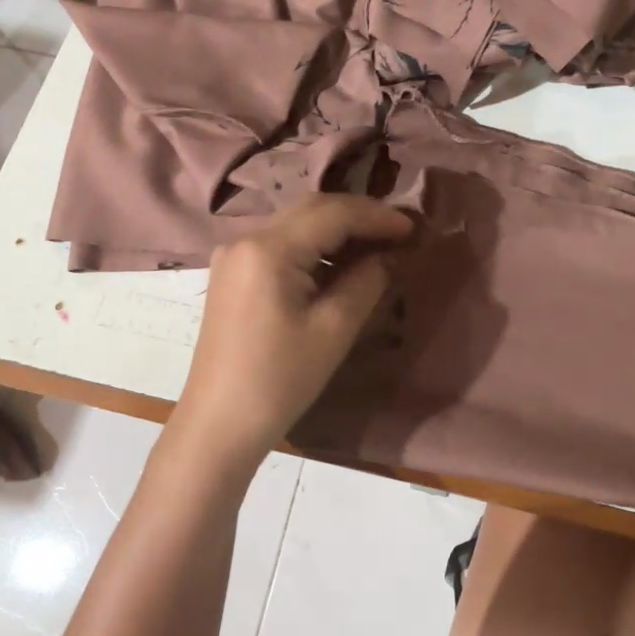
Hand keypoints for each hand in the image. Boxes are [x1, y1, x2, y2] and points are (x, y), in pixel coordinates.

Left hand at [174, 194, 413, 456]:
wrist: (220, 424)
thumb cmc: (280, 380)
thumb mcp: (334, 329)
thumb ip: (366, 281)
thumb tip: (389, 255)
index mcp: (269, 249)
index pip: (333, 212)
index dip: (378, 216)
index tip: (415, 227)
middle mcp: (246, 239)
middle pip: (313, 210)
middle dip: (360, 217)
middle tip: (401, 233)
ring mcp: (235, 257)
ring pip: (298, 226)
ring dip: (339, 231)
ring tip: (380, 247)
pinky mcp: (234, 276)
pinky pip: (283, 246)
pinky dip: (316, 248)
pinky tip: (343, 265)